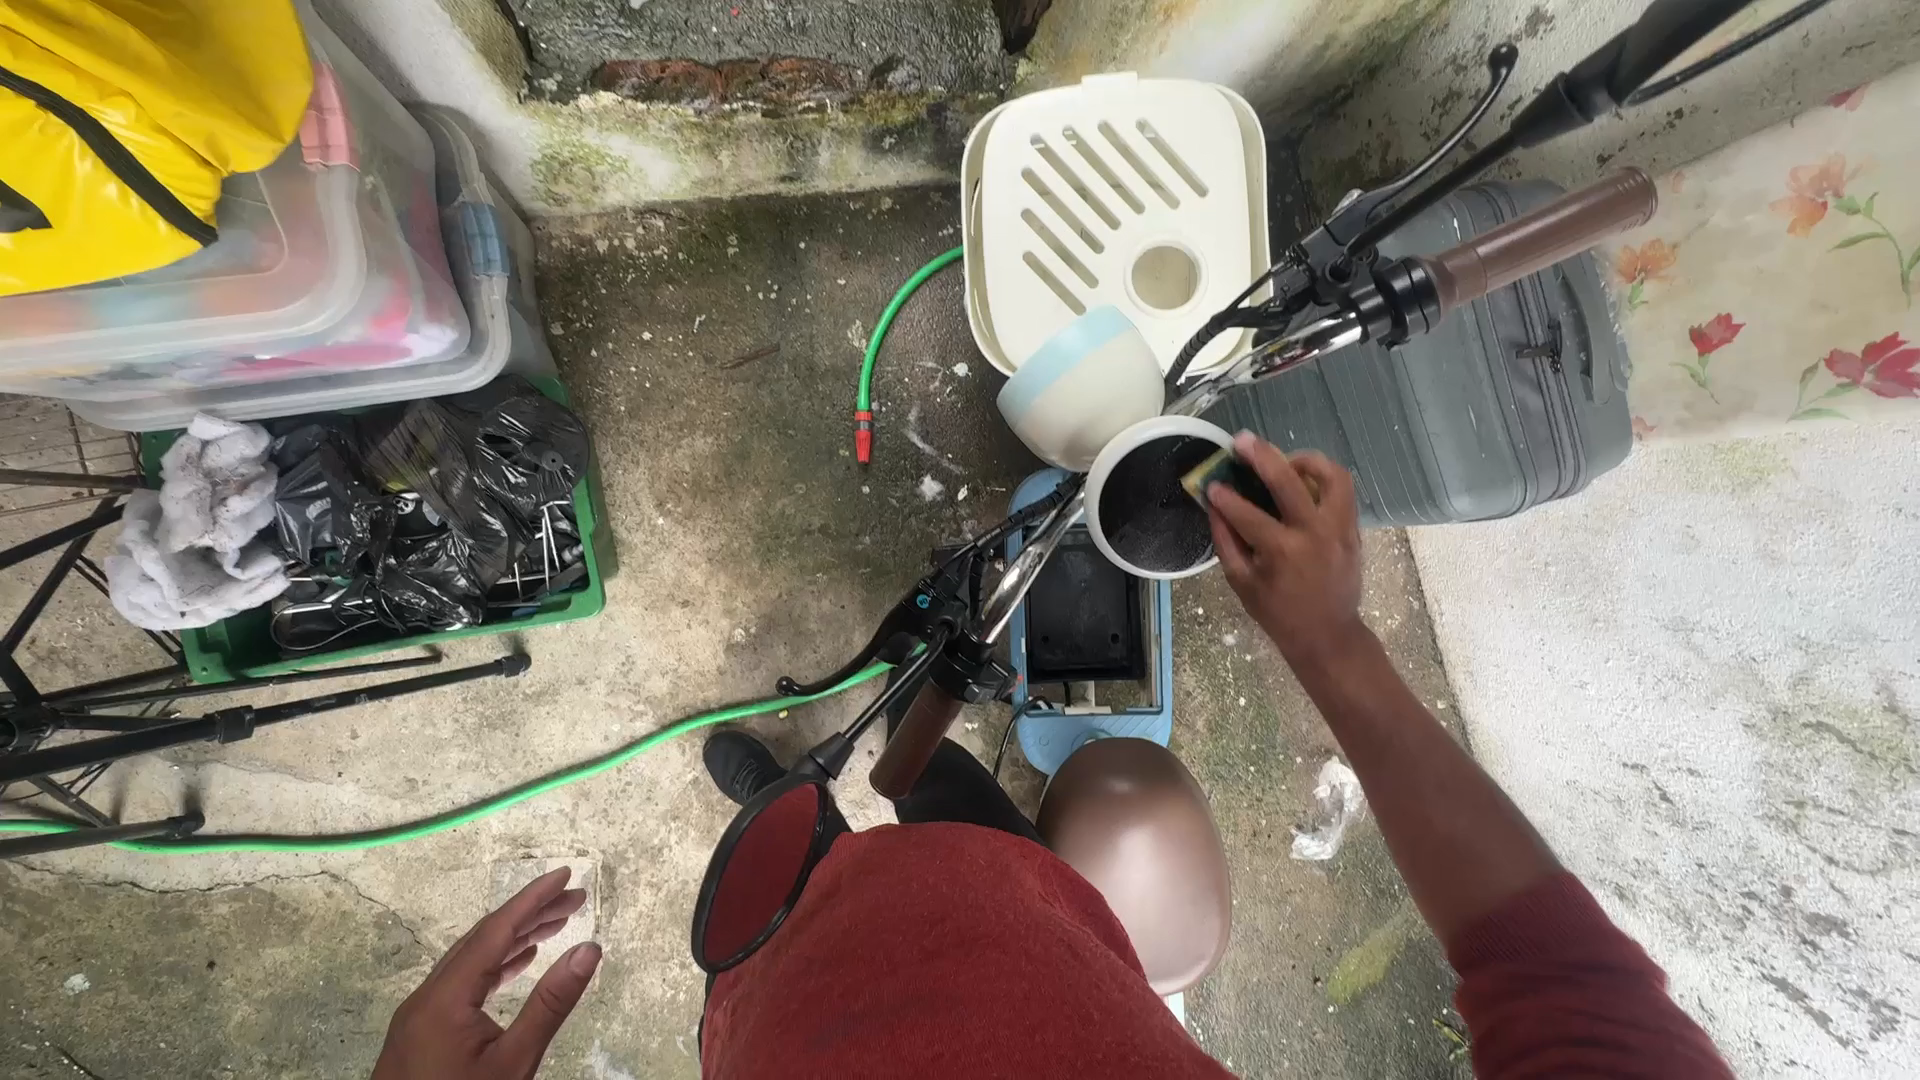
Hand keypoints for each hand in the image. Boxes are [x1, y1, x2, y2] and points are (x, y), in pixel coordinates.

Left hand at [372, 868, 600, 1079]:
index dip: (533, 898)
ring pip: (472, 960)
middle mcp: (426, 999)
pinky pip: (464, 982)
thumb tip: (590, 949)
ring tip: (558, 924)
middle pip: (484, 939)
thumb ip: (550, 1004)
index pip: (496, 931)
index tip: (566, 875)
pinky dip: (498, 964)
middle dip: (531, 914)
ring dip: (517, 938)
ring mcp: (419, 1017)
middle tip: (576, 899)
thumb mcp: (513, 1063)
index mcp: (443, 998)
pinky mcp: (421, 1035)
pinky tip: (522, 961)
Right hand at [1206, 433, 1366, 669]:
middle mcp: (1315, 533)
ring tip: (1283, 459)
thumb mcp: (1241, 582)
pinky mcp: (1353, 529)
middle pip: (1288, 481)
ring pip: (1331, 475)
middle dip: (1261, 456)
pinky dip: (1322, 477)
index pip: (1247, 513)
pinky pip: (1342, 489)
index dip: (1224, 497)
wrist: (1328, 634)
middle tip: (1242, 441)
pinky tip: (1303, 479)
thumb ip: (1226, 541)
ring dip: (1305, 460)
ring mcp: (1340, 528)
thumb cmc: (1278, 613)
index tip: (1211, 485)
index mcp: (1282, 551)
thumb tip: (1214, 506)